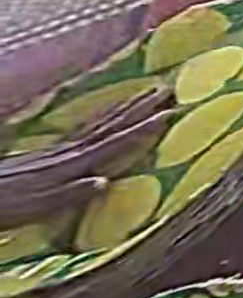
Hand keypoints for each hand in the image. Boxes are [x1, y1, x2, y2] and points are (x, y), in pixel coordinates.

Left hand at [0, 89, 172, 226]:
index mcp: (72, 165)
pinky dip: (101, 118)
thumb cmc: (2, 208)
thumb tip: (104, 181)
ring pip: (98, 125)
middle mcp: (68, 154)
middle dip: (139, 107)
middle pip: (109, 126)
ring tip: (147, 93)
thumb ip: (68, 195)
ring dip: (125, 108)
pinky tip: (106, 114)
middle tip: (166, 88)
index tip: (171, 111)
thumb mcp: (33, 209)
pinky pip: (82, 130)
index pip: (115, 142)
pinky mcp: (44, 155)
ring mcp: (55, 152)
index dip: (143, 128)